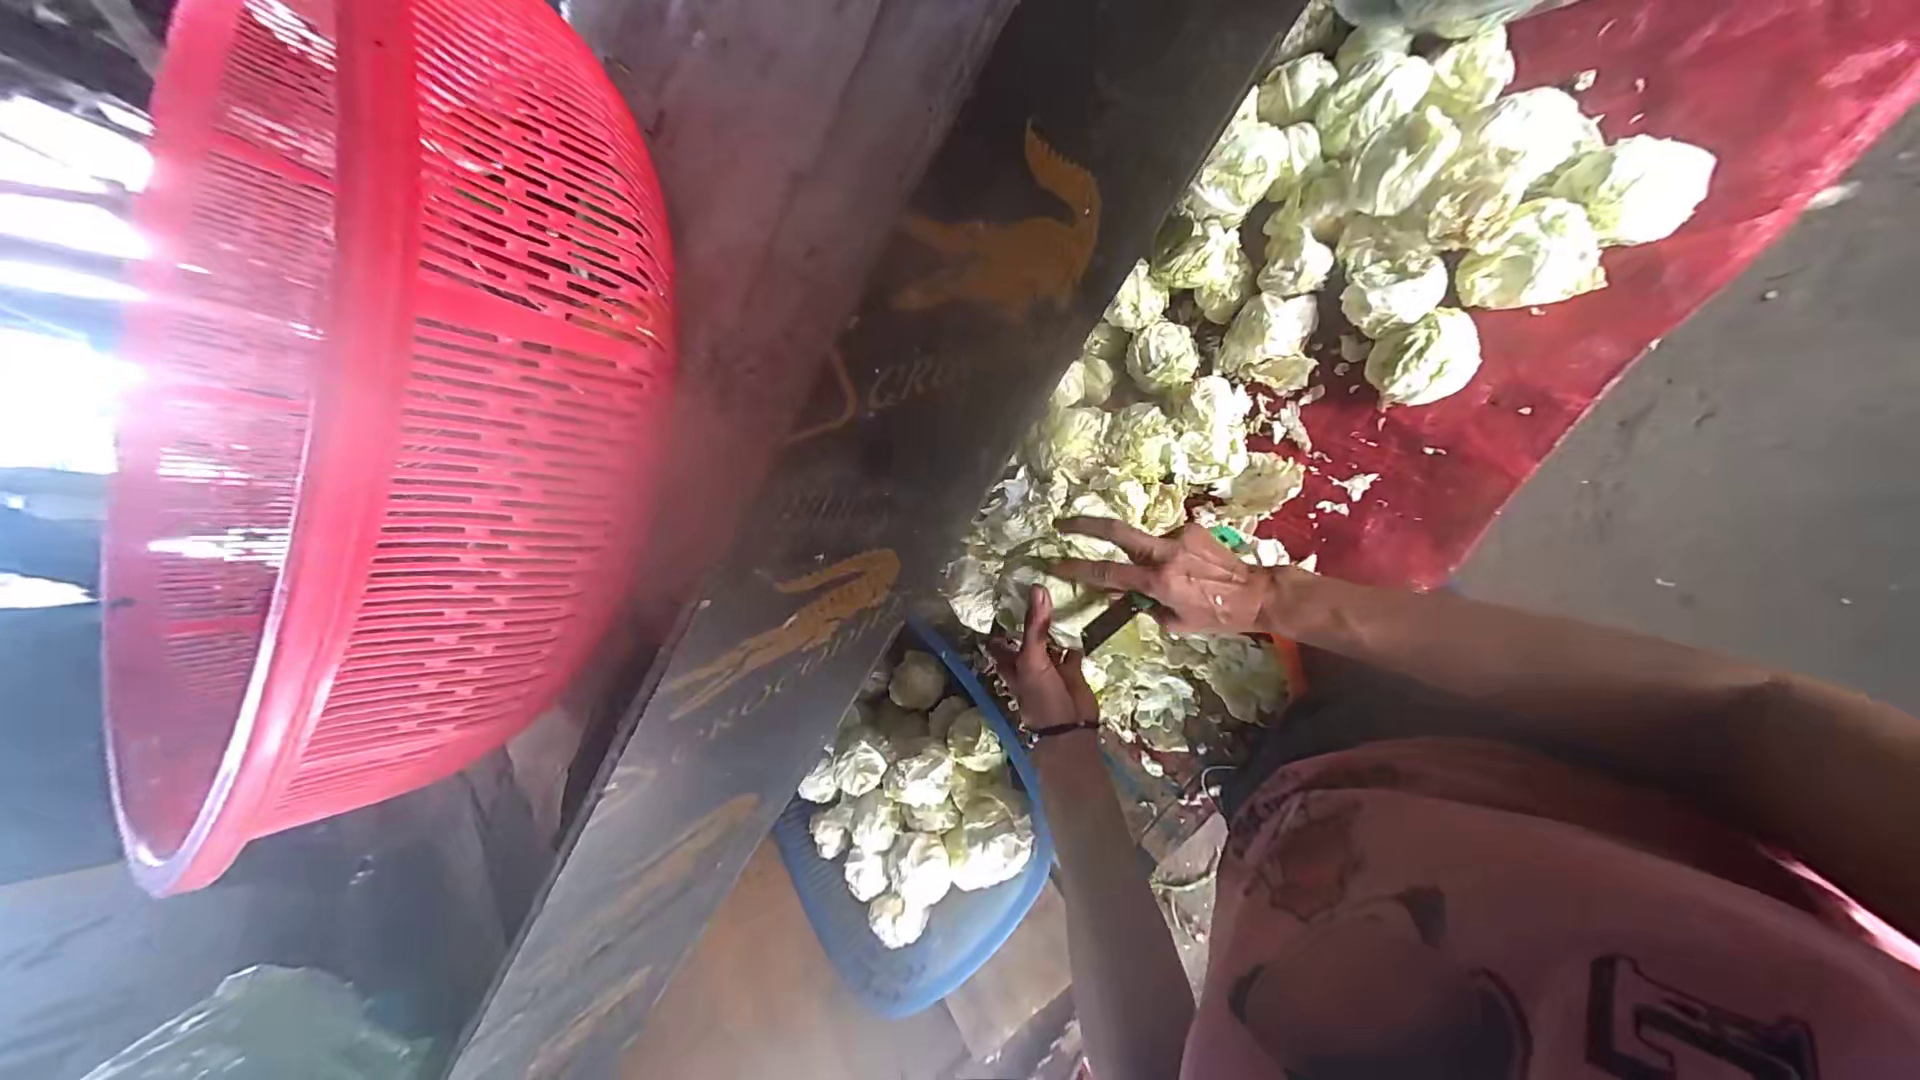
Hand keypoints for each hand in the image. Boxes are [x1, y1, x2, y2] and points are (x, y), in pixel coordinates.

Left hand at [989, 584, 1098, 731]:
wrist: (1070, 726)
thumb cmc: (1041, 695)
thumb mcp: (1032, 658)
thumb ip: (1035, 626)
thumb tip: (1038, 589)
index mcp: (1010, 660)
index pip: (1000, 636)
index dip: (1002, 619)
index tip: (1010, 592)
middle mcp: (1028, 659)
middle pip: (1028, 634)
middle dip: (1032, 616)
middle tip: (1040, 587)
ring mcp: (1050, 663)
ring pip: (1051, 639)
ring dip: (1055, 623)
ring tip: (1061, 593)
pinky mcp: (1071, 667)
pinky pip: (1073, 647)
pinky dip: (1076, 636)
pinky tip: (1081, 617)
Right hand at [1052, 516, 1274, 634]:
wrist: (1256, 593)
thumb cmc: (1215, 616)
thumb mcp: (1175, 622)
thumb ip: (1145, 605)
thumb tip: (1123, 593)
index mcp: (1158, 581)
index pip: (1107, 574)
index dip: (1077, 569)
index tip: (1055, 563)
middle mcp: (1164, 554)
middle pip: (1115, 530)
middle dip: (1084, 524)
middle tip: (1062, 524)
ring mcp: (1178, 537)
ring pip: (1145, 541)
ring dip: (1146, 555)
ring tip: (1176, 575)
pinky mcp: (1192, 529)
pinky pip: (1168, 541)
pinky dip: (1170, 554)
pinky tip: (1191, 567)